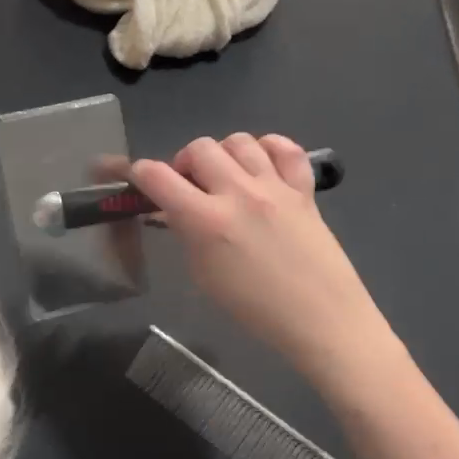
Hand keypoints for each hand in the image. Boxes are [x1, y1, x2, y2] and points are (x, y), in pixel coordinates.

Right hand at [130, 135, 393, 374]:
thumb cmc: (254, 308)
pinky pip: (285, 148)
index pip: (157, 176)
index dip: (139, 173)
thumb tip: (177, 212)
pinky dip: (269, 149)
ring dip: (223, 154)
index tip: (138, 180)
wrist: (320, 317)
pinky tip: (262, 167)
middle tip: (189, 186)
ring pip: (239, 141)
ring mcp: (274, 187)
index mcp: (205, 220)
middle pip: (199, 148)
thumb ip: (187, 235)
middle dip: (184, 162)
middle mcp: (238, 193)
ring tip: (226, 176)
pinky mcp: (304, 189)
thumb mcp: (203, 275)